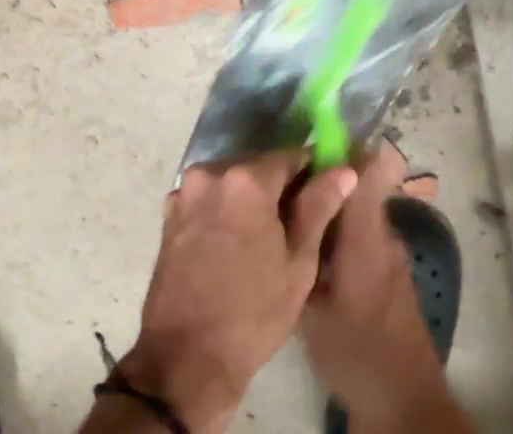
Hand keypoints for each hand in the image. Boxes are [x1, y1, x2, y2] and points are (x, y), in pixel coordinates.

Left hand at [93, 151, 356, 433]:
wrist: (187, 356)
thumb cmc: (253, 313)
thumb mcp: (298, 262)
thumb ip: (319, 207)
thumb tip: (343, 170)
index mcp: (245, 180)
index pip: (290, 156)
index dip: (312, 171)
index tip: (327, 192)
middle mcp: (209, 174)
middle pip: (257, 168)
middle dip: (280, 188)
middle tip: (301, 224)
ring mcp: (184, 194)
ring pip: (231, 184)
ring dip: (251, 200)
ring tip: (269, 239)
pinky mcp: (169, 216)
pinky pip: (209, 200)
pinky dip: (226, 212)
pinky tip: (238, 245)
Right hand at [301, 147, 466, 431]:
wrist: (402, 399)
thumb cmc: (354, 349)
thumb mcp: (312, 304)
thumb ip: (299, 252)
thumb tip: (273, 213)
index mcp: (366, 233)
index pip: (371, 167)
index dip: (346, 143)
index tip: (310, 132)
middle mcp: (383, 234)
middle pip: (359, 184)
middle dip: (323, 173)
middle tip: (279, 176)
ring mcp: (389, 254)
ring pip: (357, 210)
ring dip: (328, 203)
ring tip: (284, 207)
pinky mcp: (388, 273)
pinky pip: (360, 233)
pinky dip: (336, 228)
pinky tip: (304, 244)